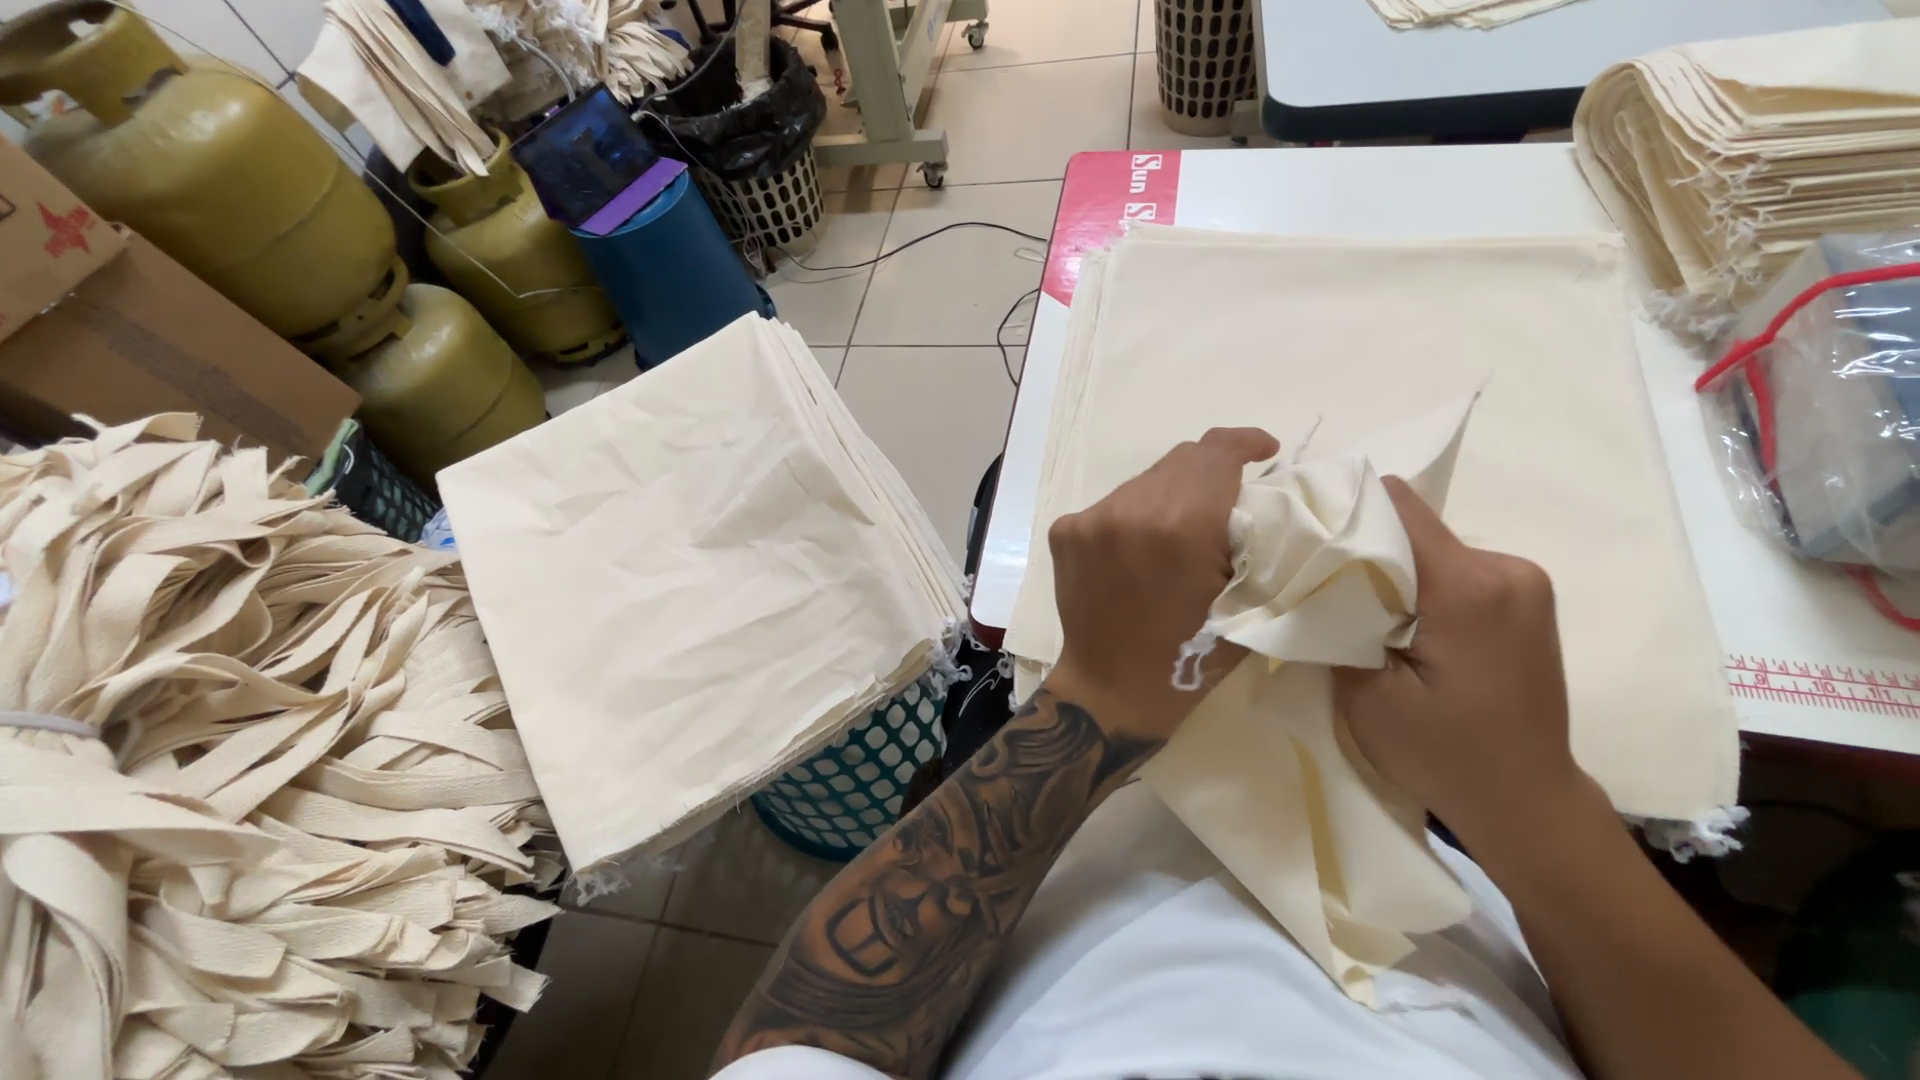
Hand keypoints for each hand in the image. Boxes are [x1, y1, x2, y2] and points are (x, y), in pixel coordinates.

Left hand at [1045, 427, 1278, 742]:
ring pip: (1147, 480)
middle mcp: (1130, 509)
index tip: (1265, 451)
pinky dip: (1136, 516)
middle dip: (1212, 473)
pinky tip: (1142, 550)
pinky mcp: (1067, 531)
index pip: (1217, 451)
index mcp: (1182, 524)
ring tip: (1181, 535)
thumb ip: (1256, 538)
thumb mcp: (1248, 597)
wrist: (1112, 689)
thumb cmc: (1191, 656)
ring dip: (1171, 496)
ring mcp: (1091, 518)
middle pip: (1182, 460)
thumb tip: (1260, 497)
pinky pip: (1114, 503)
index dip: (1247, 442)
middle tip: (1229, 504)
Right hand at [1333, 477, 1587, 841]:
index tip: (1305, 540)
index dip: (1344, 512)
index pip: (1396, 504)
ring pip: (1431, 546)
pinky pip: (1455, 568)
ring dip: (1393, 572)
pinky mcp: (1525, 599)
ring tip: (1366, 618)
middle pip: (1413, 524)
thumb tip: (1312, 573)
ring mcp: (1523, 582)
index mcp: (1468, 586)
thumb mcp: (1367, 695)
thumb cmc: (1443, 755)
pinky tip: (1405, 629)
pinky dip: (1421, 586)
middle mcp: (1506, 568)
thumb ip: (1337, 622)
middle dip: (1365, 549)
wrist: (1524, 802)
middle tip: (1325, 591)